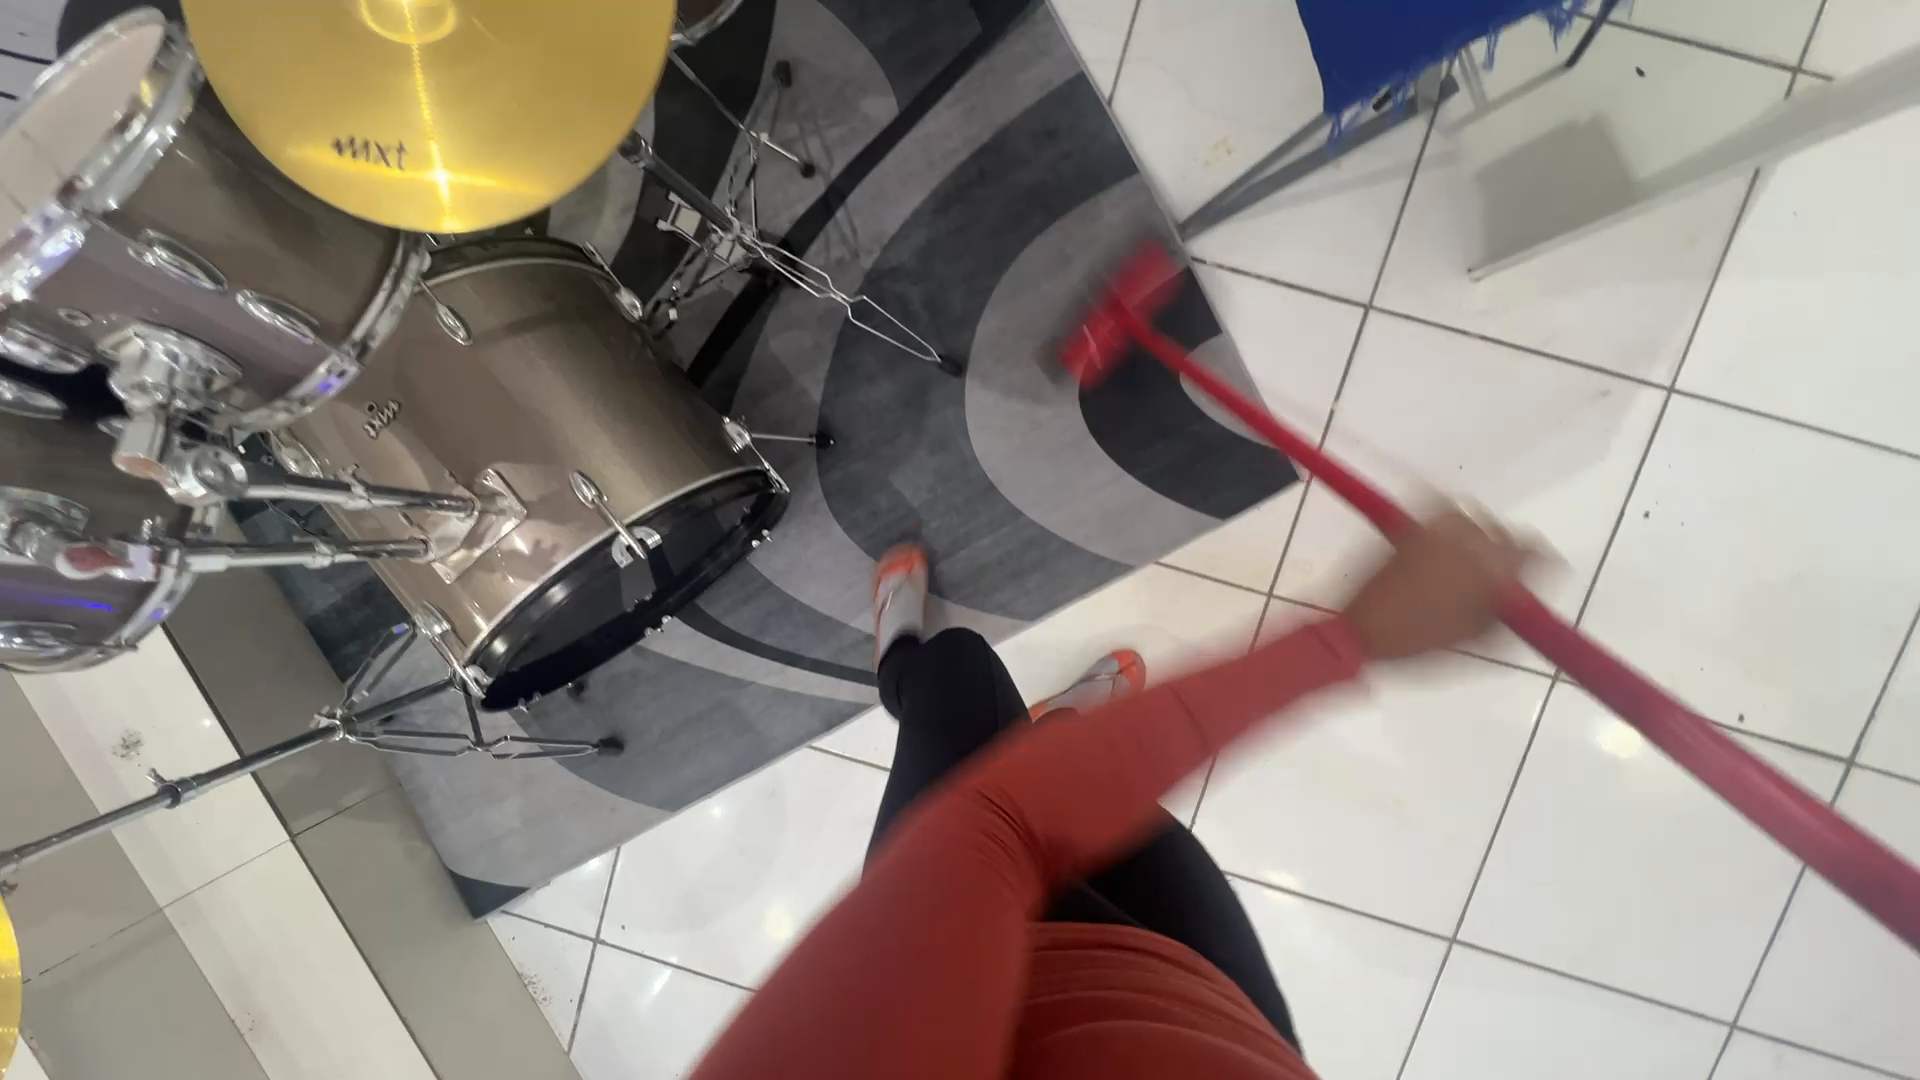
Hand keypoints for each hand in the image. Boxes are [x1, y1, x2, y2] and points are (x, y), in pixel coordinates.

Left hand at [1341, 509, 1535, 660]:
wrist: (1361, 631)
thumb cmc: (1421, 641)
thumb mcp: (1478, 636)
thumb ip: (1509, 610)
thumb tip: (1521, 592)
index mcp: (1494, 569)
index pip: (1534, 551)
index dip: (1532, 564)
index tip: (1523, 577)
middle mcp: (1470, 542)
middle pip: (1502, 532)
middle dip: (1501, 550)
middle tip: (1487, 573)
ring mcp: (1434, 531)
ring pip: (1471, 516)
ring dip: (1472, 532)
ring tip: (1461, 556)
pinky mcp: (1405, 527)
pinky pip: (1435, 507)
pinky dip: (1443, 517)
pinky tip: (1439, 538)